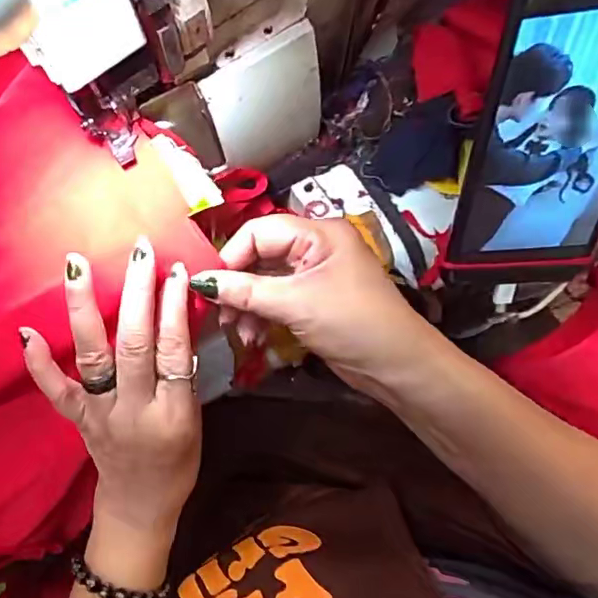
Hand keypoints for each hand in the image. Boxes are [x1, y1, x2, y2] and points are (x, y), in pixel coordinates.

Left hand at [21, 237, 199, 581]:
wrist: (140, 505)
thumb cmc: (176, 463)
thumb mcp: (194, 422)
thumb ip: (183, 376)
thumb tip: (175, 318)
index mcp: (173, 412)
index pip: (174, 352)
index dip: (174, 309)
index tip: (175, 271)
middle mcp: (133, 410)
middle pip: (136, 346)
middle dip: (138, 294)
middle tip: (139, 251)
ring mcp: (100, 413)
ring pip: (94, 357)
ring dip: (85, 309)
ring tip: (77, 267)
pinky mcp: (77, 418)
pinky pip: (55, 391)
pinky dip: (39, 363)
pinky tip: (27, 331)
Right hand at [190, 215, 439, 390]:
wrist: (397, 366)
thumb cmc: (353, 324)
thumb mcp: (294, 304)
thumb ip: (244, 291)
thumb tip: (200, 281)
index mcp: (318, 233)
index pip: (258, 232)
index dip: (231, 257)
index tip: (210, 286)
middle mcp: (314, 248)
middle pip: (257, 256)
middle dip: (236, 286)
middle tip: (218, 312)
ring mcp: (312, 275)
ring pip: (261, 282)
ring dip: (244, 307)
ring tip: (237, 333)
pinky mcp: (310, 300)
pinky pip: (272, 300)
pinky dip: (258, 317)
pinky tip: (252, 337)